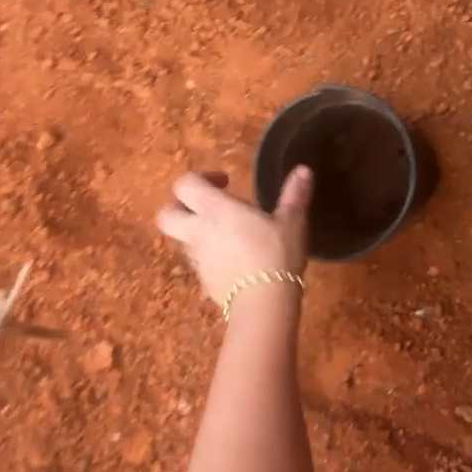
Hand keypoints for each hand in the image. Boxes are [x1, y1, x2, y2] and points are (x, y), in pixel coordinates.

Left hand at [156, 168, 312, 307]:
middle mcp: (199, 231)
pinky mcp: (204, 281)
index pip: (185, 184)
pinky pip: (200, 262)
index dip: (200, 178)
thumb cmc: (276, 254)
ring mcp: (198, 259)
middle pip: (167, 215)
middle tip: (208, 208)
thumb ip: (295, 194)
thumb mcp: (292, 221)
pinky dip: (211, 257)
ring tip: (229, 236)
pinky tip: (236, 261)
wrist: (263, 302)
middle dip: (181, 207)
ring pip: (183, 240)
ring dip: (199, 233)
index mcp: (216, 210)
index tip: (225, 182)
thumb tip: (303, 170)